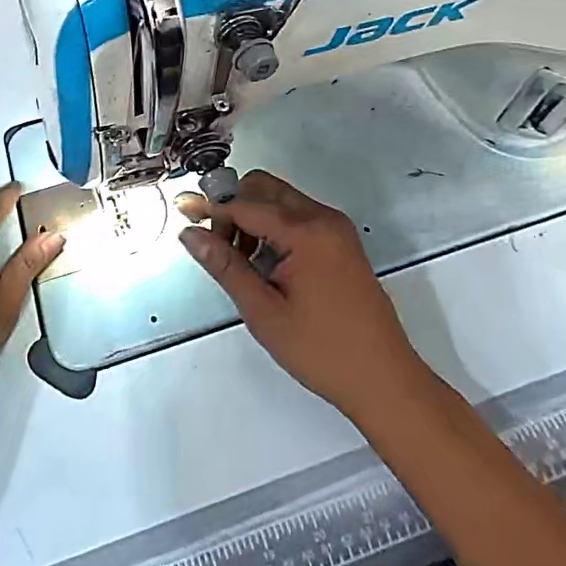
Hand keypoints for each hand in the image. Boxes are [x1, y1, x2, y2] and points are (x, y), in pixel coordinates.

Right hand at [177, 171, 431, 418]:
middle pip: (265, 188)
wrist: (382, 377)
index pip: (246, 205)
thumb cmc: (321, 350)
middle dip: (234, 208)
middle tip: (218, 247)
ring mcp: (336, 229)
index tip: (183, 214)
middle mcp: (324, 219)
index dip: (210, 208)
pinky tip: (267, 266)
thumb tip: (190, 234)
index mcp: (306, 232)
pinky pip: (299, 217)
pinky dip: (274, 229)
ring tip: (242, 264)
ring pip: (281, 200)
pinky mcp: (342, 242)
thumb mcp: (263, 310)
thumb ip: (225, 266)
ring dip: (253, 218)